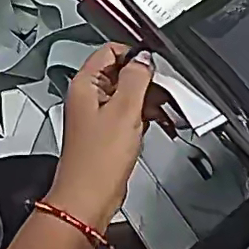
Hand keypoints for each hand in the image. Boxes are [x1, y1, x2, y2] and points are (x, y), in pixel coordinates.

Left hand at [49, 44, 154, 221]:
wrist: (88, 197)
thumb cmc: (97, 160)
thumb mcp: (124, 111)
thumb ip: (136, 78)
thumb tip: (144, 58)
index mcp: (85, 84)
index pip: (110, 51)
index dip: (134, 55)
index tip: (153, 67)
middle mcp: (87, 96)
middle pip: (120, 72)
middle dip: (144, 80)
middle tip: (162, 91)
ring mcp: (96, 114)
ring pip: (126, 93)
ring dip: (147, 99)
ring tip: (164, 110)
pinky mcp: (105, 131)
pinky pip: (127, 113)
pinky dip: (143, 115)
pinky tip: (156, 124)